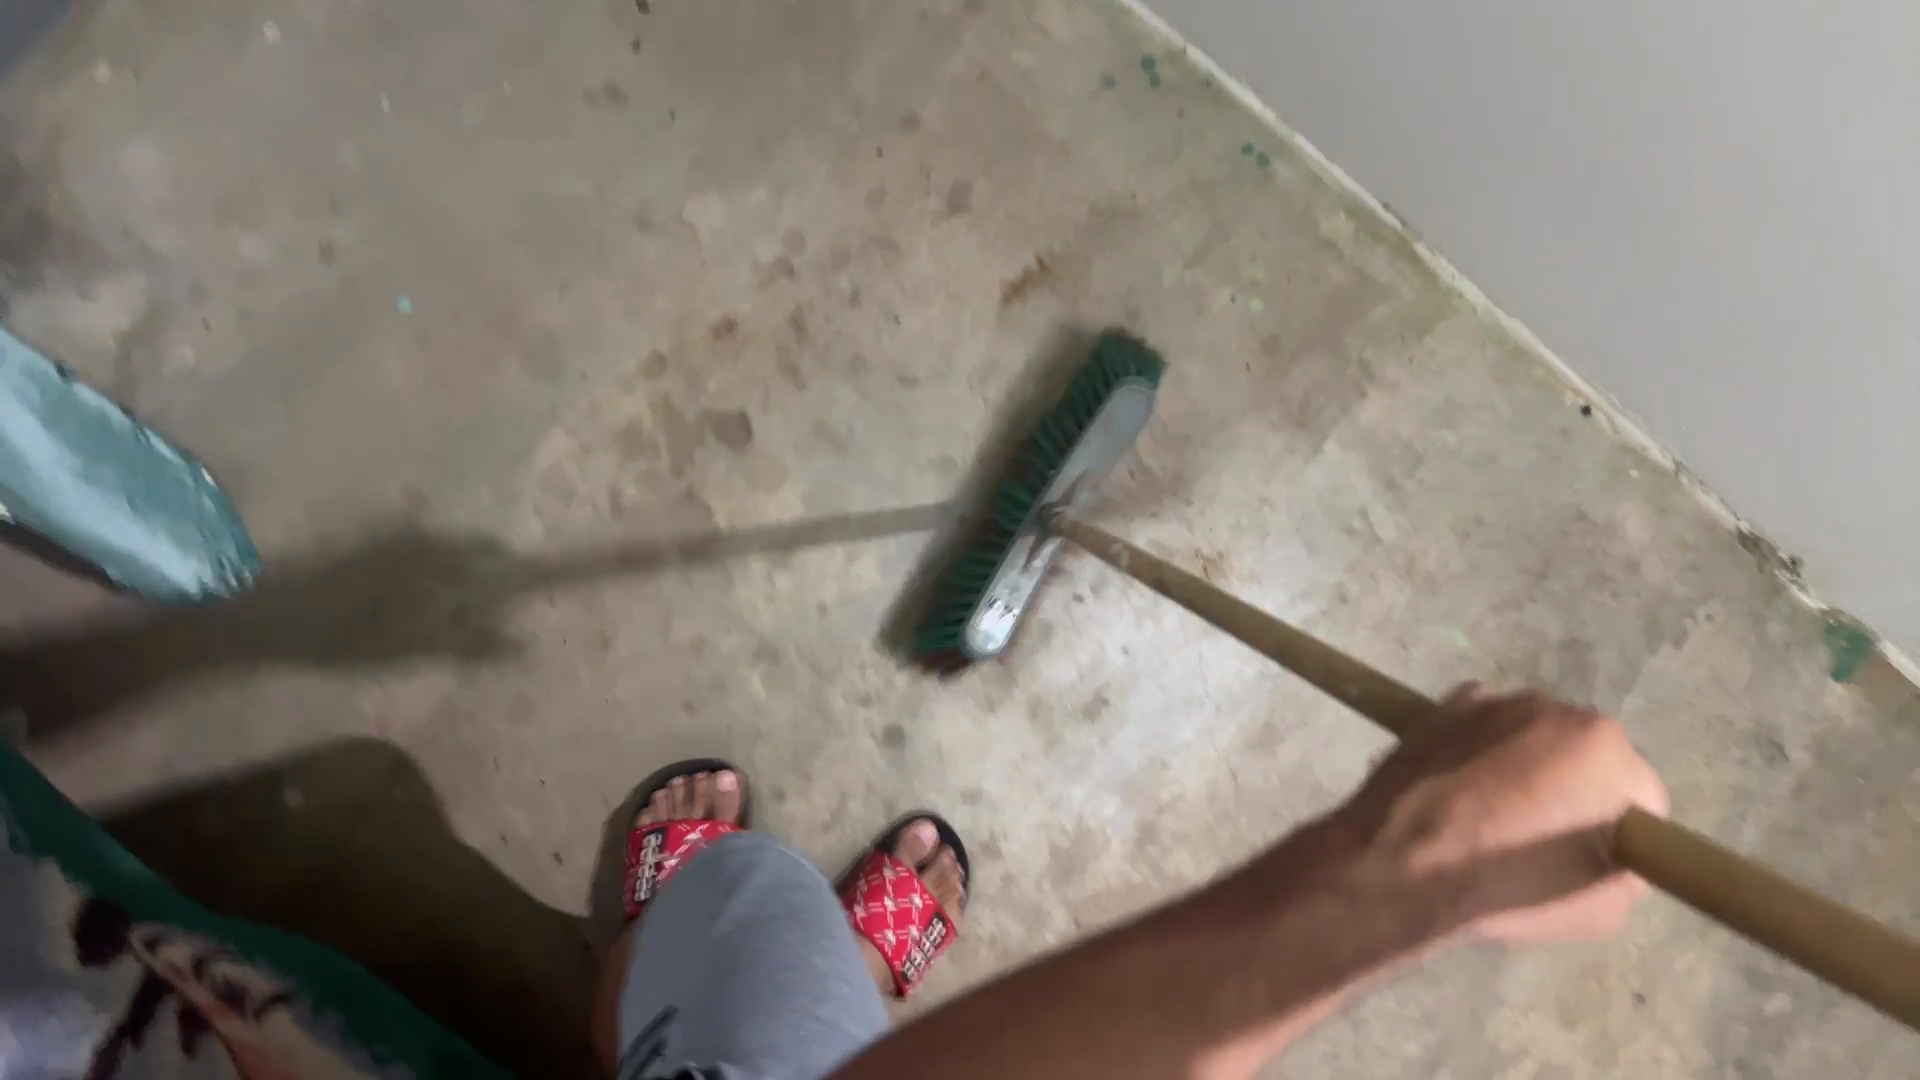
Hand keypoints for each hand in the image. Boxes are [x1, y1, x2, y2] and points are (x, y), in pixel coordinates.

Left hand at [1339, 683, 1668, 944]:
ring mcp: (1482, 702)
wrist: (1397, 861)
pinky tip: (1459, 786)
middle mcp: (1545, 706)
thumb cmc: (1507, 882)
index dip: (1622, 832)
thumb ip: (1627, 859)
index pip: (1636, 793)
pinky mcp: (1432, 708)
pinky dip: (1474, 750)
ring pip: (1526, 738)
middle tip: (1539, 833)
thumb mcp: (1605, 901)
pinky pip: (1475, 730)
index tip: (1592, 857)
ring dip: (1521, 764)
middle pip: (1579, 756)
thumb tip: (1610, 844)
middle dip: (1570, 787)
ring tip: (1491, 811)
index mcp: (1601, 744)